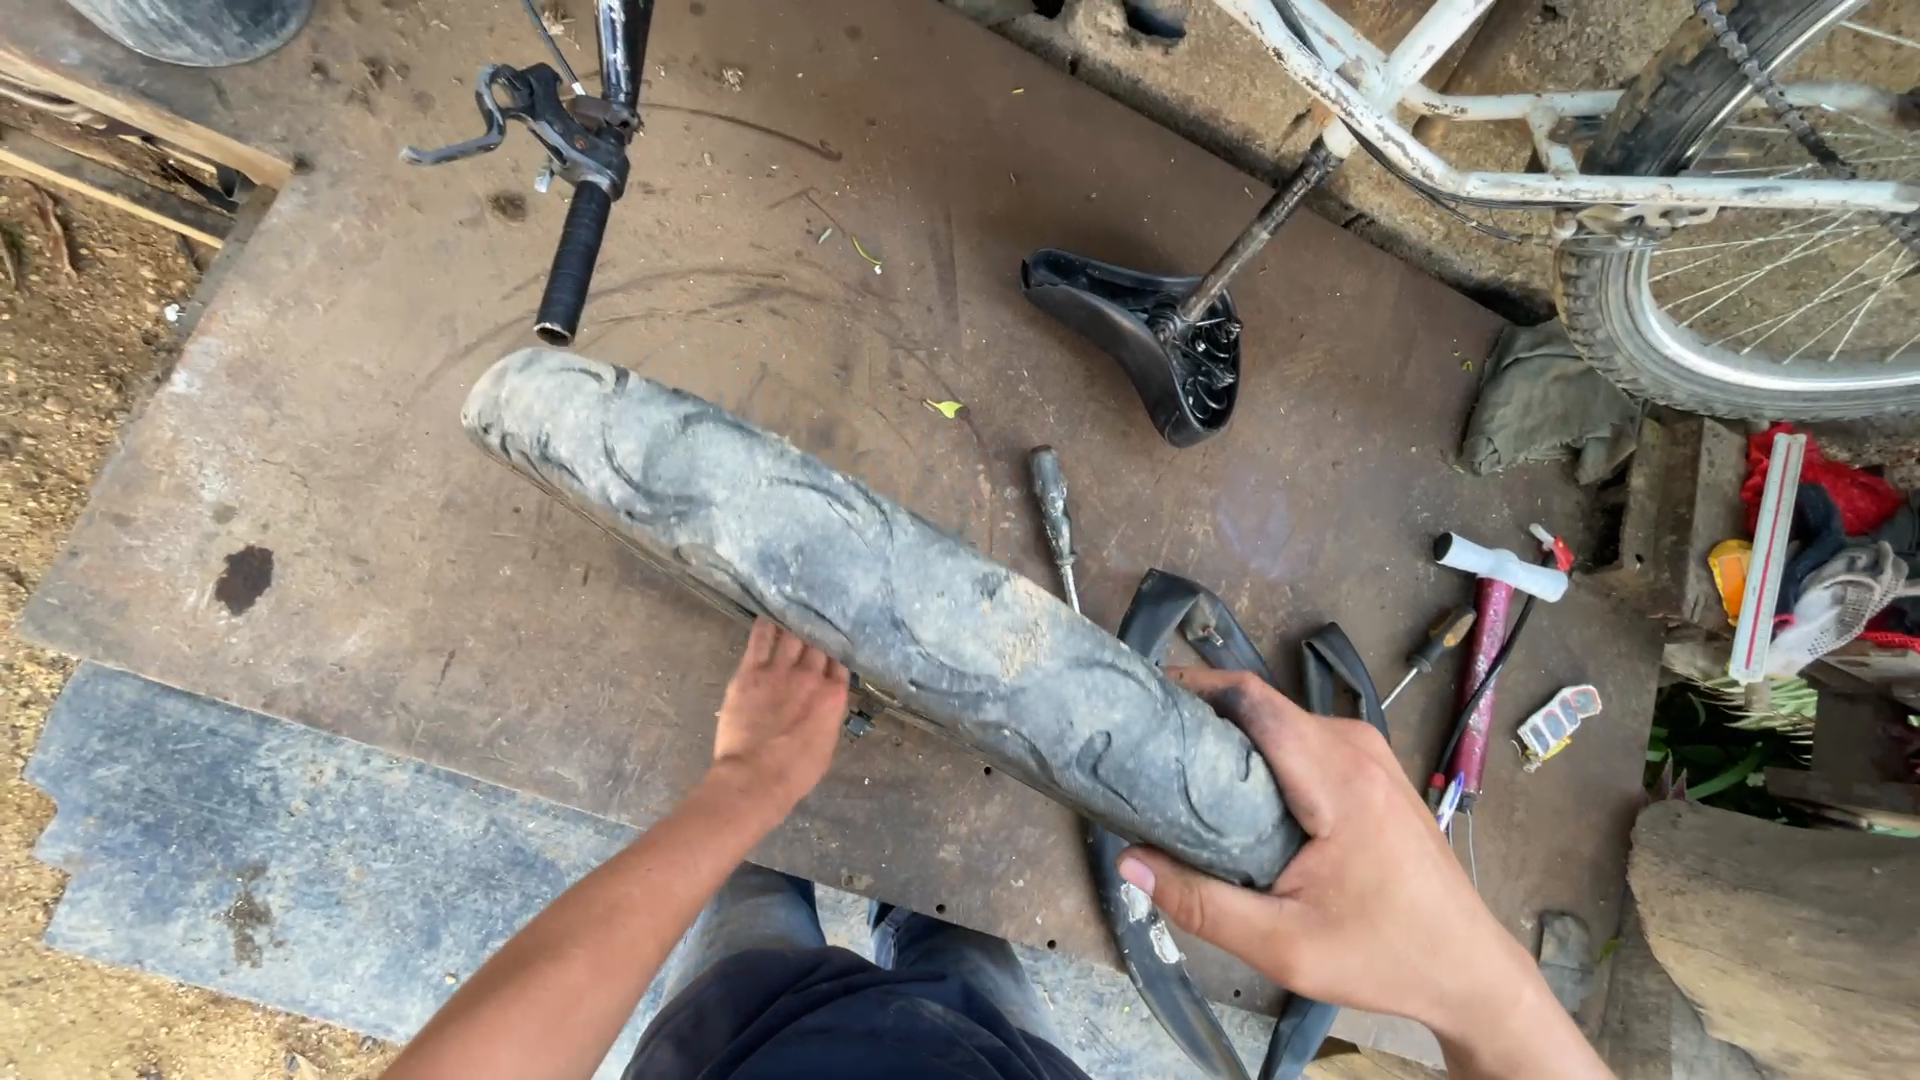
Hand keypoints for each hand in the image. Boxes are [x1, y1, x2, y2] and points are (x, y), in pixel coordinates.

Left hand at [709, 618, 850, 806]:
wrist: (755, 777)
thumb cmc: (795, 772)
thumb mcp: (826, 743)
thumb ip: (828, 715)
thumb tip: (825, 702)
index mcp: (833, 696)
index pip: (838, 663)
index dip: (834, 655)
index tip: (831, 649)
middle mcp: (811, 676)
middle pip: (817, 645)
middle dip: (817, 636)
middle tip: (813, 625)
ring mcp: (781, 670)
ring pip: (792, 636)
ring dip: (794, 626)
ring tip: (792, 615)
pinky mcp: (752, 671)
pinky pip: (761, 639)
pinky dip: (766, 626)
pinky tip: (767, 616)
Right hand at [1117, 669, 1553, 1055]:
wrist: (1472, 970)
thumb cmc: (1384, 956)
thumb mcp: (1285, 947)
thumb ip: (1202, 905)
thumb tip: (1130, 862)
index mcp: (1339, 779)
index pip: (1255, 700)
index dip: (1196, 686)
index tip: (1146, 699)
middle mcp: (1355, 747)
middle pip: (1262, 704)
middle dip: (1202, 711)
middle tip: (1150, 741)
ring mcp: (1368, 752)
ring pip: (1280, 717)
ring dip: (1230, 728)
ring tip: (1179, 758)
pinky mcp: (1370, 765)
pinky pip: (1300, 734)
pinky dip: (1259, 744)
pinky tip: (1231, 778)